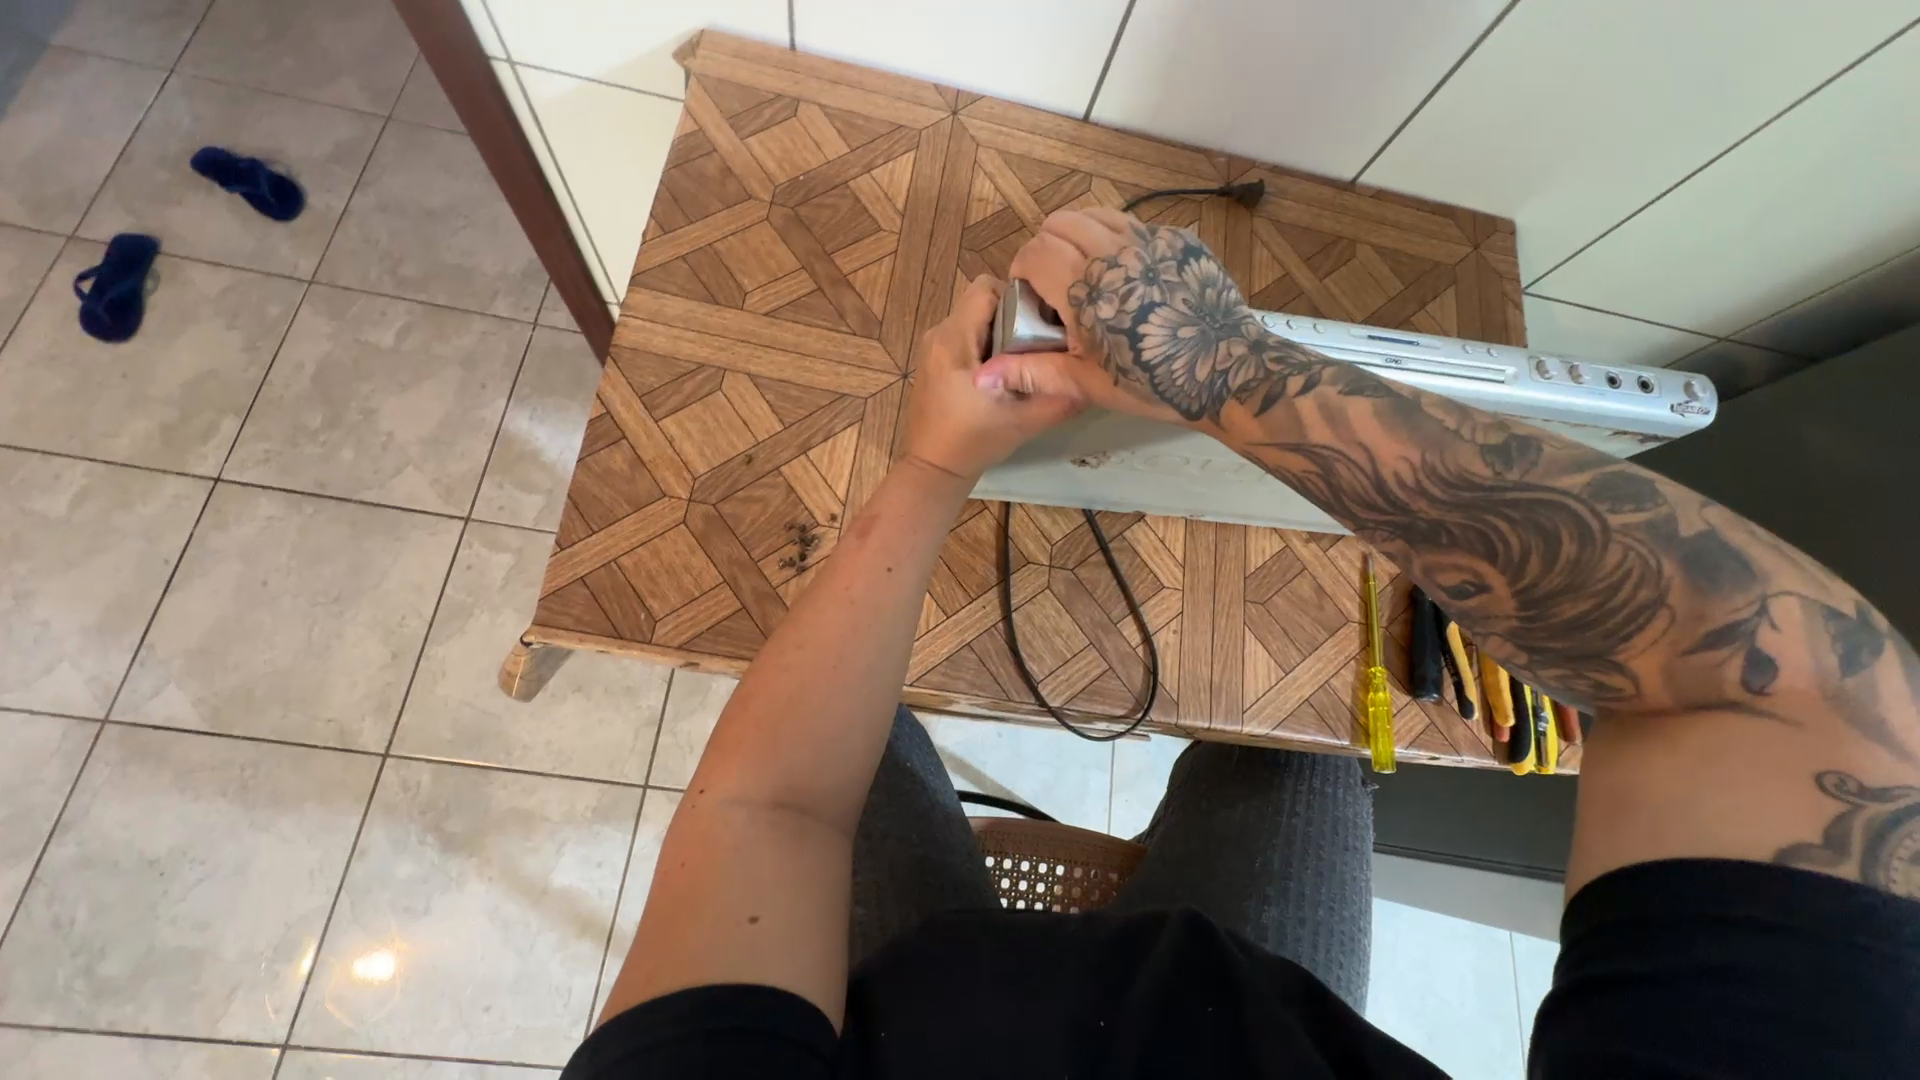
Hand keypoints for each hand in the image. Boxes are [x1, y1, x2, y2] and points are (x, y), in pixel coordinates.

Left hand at [900, 275, 1083, 482]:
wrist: (934, 469)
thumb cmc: (974, 443)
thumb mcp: (1024, 422)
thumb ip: (1059, 397)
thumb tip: (1095, 378)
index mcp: (954, 339)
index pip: (987, 287)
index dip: (1019, 298)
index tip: (1042, 325)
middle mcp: (939, 334)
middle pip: (983, 302)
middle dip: (1015, 317)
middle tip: (1039, 346)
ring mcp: (934, 347)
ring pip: (976, 319)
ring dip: (1002, 332)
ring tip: (1025, 361)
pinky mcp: (935, 361)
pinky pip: (966, 336)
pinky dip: (987, 345)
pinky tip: (1005, 372)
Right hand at [983, 208, 1327, 426]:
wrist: (1226, 373)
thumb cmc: (1152, 385)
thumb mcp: (1087, 384)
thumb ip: (1033, 371)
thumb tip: (983, 378)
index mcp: (1085, 289)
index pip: (1036, 251)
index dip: (1023, 269)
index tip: (1029, 293)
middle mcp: (1113, 254)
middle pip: (1061, 222)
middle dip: (1047, 246)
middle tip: (1054, 281)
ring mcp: (1149, 241)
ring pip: (1097, 214)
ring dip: (1079, 235)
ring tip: (1086, 270)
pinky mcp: (1177, 240)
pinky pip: (1133, 224)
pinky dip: (1116, 239)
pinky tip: (1125, 274)